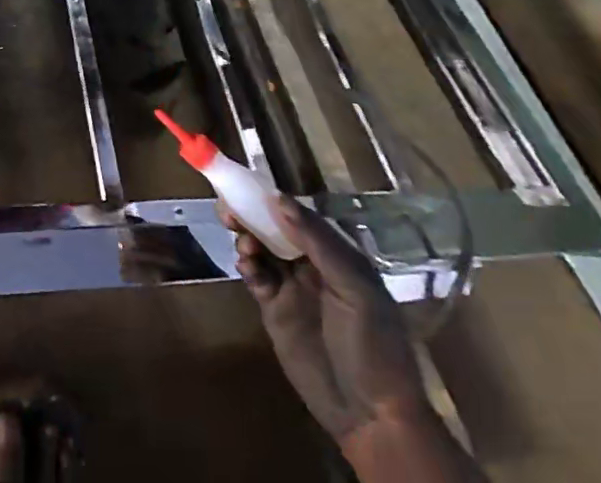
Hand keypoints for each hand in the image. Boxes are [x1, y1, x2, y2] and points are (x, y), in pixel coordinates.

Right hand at [220, 196, 428, 440]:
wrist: (370, 411)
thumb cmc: (373, 342)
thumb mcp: (354, 288)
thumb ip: (318, 243)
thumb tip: (278, 199)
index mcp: (337, 253)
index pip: (300, 216)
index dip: (274, 200)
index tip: (248, 188)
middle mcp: (312, 264)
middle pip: (275, 229)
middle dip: (252, 216)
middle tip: (227, 210)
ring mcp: (293, 287)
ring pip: (262, 250)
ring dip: (248, 241)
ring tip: (244, 246)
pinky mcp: (275, 311)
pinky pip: (257, 279)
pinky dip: (248, 268)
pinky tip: (246, 267)